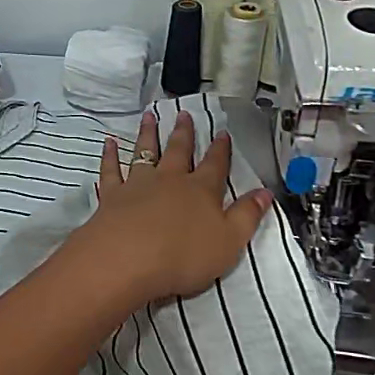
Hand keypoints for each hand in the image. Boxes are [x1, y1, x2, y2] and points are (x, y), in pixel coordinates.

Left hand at [70, 109, 271, 305]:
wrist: (128, 260)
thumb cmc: (184, 256)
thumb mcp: (229, 242)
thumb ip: (247, 216)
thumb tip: (265, 192)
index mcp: (201, 191)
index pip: (214, 165)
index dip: (220, 149)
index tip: (222, 132)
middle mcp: (170, 180)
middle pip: (178, 151)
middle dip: (183, 133)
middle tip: (183, 114)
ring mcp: (138, 184)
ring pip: (145, 153)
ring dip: (148, 134)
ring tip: (149, 116)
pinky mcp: (112, 195)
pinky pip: (111, 170)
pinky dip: (110, 155)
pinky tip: (108, 143)